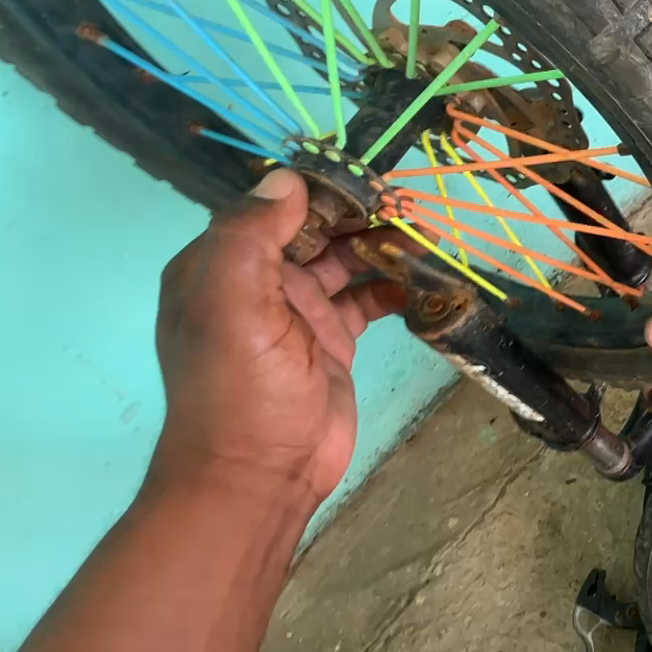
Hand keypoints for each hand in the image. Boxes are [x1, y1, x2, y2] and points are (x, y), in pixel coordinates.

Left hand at [151, 169, 404, 507]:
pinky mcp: (333, 338)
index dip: (319, 191)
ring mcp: (300, 311)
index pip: (272, 209)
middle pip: (316, 231)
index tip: (369, 181)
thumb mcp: (232, 307)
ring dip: (384, 248)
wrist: (262, 473)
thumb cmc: (240, 389)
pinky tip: (423, 283)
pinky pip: (368, 299)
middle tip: (413, 207)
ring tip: (429, 239)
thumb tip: (289, 179)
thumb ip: (251, 238)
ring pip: (348, 262)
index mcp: (222, 266)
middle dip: (362, 216)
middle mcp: (260, 282)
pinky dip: (395, 287)